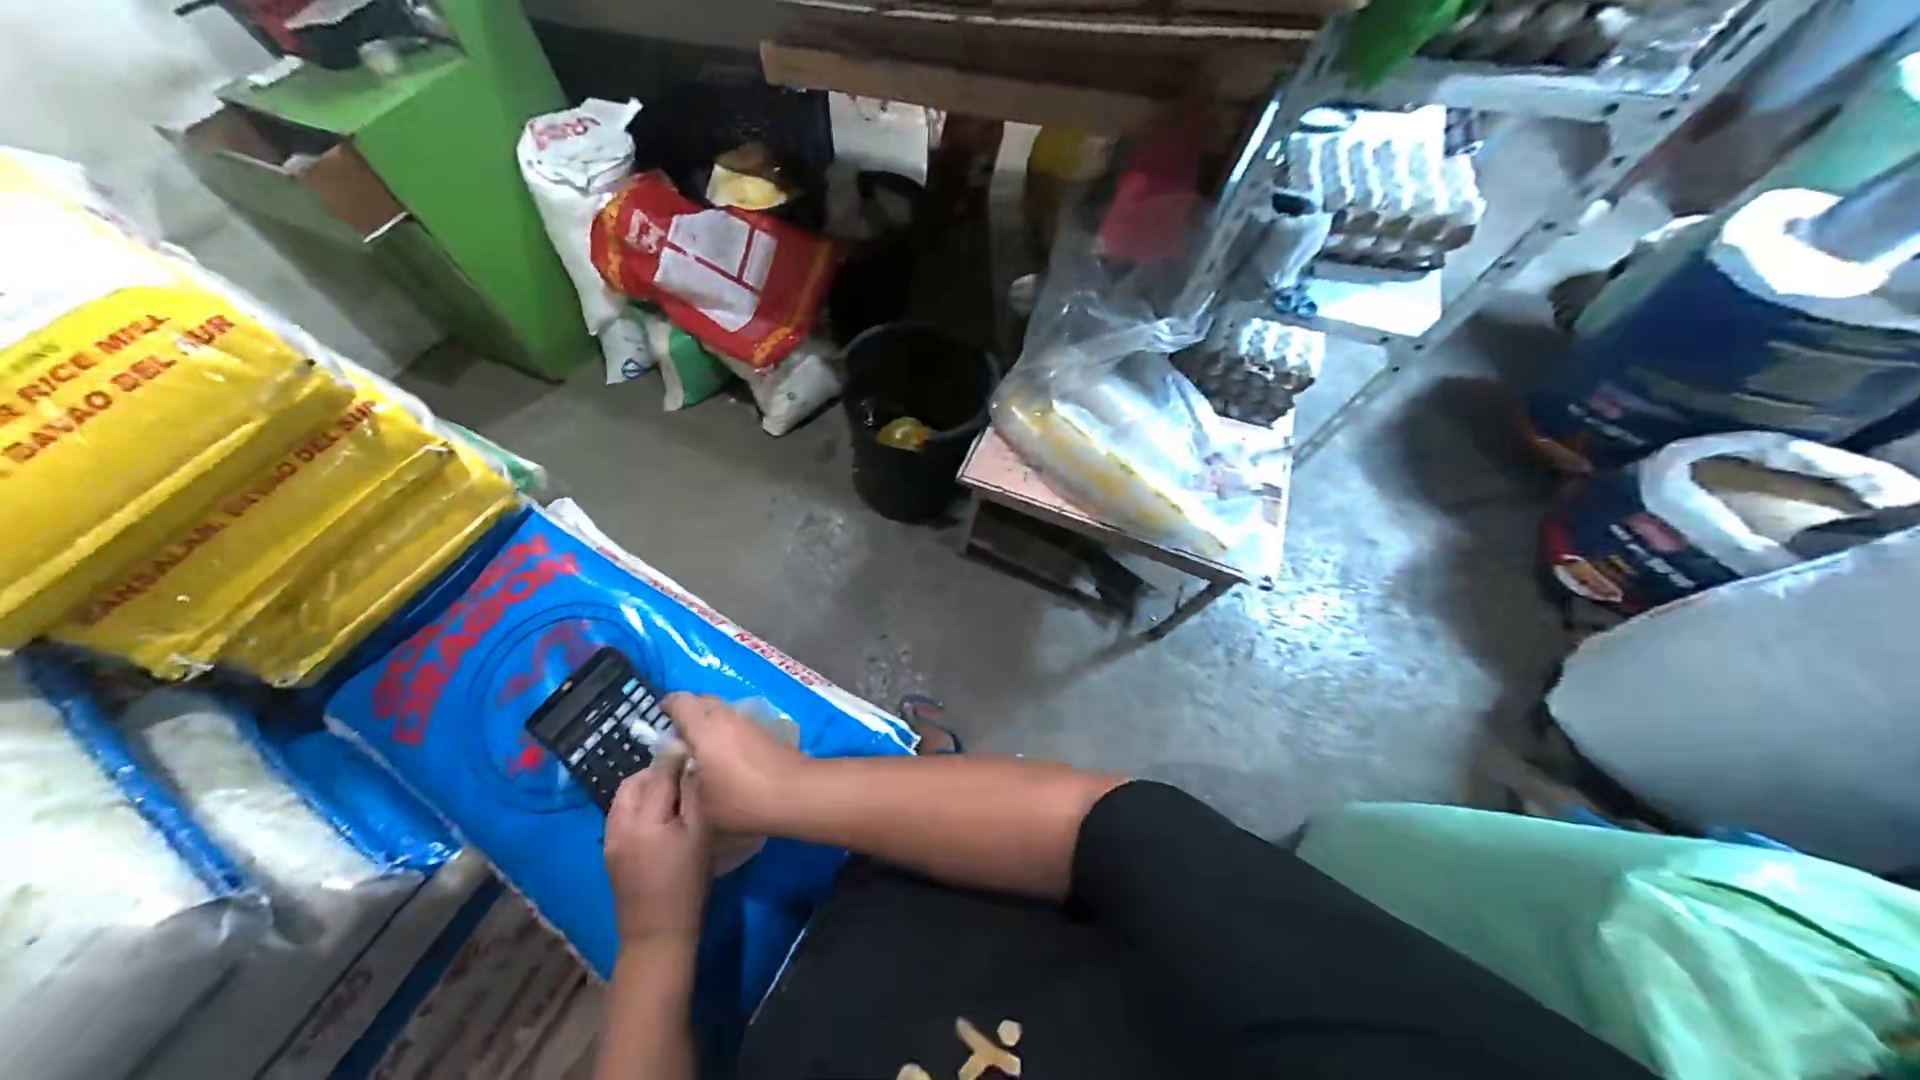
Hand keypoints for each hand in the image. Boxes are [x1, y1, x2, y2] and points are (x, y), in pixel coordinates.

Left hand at [605, 751, 710, 945]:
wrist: (658, 933)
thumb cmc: (688, 881)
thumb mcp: (700, 832)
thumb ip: (694, 793)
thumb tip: (692, 761)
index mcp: (644, 815)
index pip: (659, 770)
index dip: (676, 754)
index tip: (694, 747)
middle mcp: (620, 822)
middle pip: (634, 780)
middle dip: (658, 770)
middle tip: (685, 774)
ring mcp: (611, 838)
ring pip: (624, 796)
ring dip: (646, 786)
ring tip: (673, 794)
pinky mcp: (610, 852)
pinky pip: (621, 813)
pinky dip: (638, 804)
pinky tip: (659, 816)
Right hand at [663, 693, 809, 833]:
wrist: (794, 791)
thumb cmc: (742, 799)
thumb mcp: (702, 799)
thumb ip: (687, 777)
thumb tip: (686, 764)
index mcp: (705, 728)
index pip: (681, 701)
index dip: (668, 705)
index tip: (661, 716)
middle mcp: (727, 716)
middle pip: (703, 700)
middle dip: (689, 711)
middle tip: (680, 734)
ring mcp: (749, 719)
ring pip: (723, 709)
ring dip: (710, 720)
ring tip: (703, 745)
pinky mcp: (766, 728)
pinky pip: (738, 720)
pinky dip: (728, 728)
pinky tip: (727, 751)